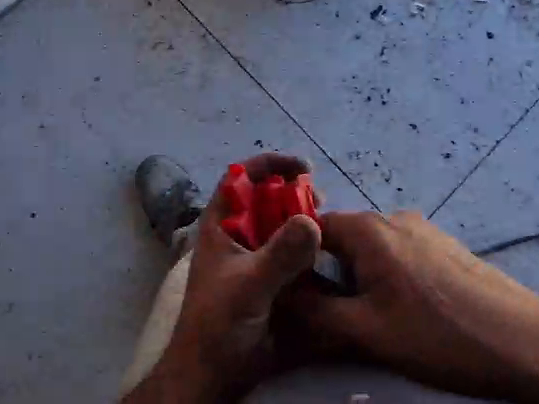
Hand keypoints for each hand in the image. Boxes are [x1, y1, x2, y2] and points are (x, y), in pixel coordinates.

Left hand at [130, 153, 321, 402]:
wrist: (213, 373)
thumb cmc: (219, 321)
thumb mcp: (250, 284)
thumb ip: (280, 254)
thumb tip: (311, 221)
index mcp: (221, 225)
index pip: (240, 179)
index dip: (269, 165)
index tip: (302, 166)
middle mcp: (237, 236)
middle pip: (265, 199)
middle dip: (292, 194)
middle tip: (319, 201)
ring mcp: (252, 259)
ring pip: (280, 226)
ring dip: (302, 221)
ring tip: (325, 223)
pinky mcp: (268, 283)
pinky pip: (290, 256)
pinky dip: (307, 250)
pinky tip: (325, 254)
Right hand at [278, 211, 538, 403]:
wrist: (529, 346)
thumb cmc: (440, 335)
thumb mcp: (367, 332)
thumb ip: (316, 311)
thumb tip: (279, 297)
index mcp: (367, 228)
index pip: (309, 230)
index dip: (295, 261)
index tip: (290, 293)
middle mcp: (392, 218)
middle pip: (341, 240)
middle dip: (331, 276)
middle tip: (334, 318)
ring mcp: (424, 231)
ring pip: (372, 252)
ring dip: (362, 282)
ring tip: (374, 324)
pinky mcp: (447, 249)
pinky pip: (401, 258)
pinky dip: (391, 282)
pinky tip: (409, 318)